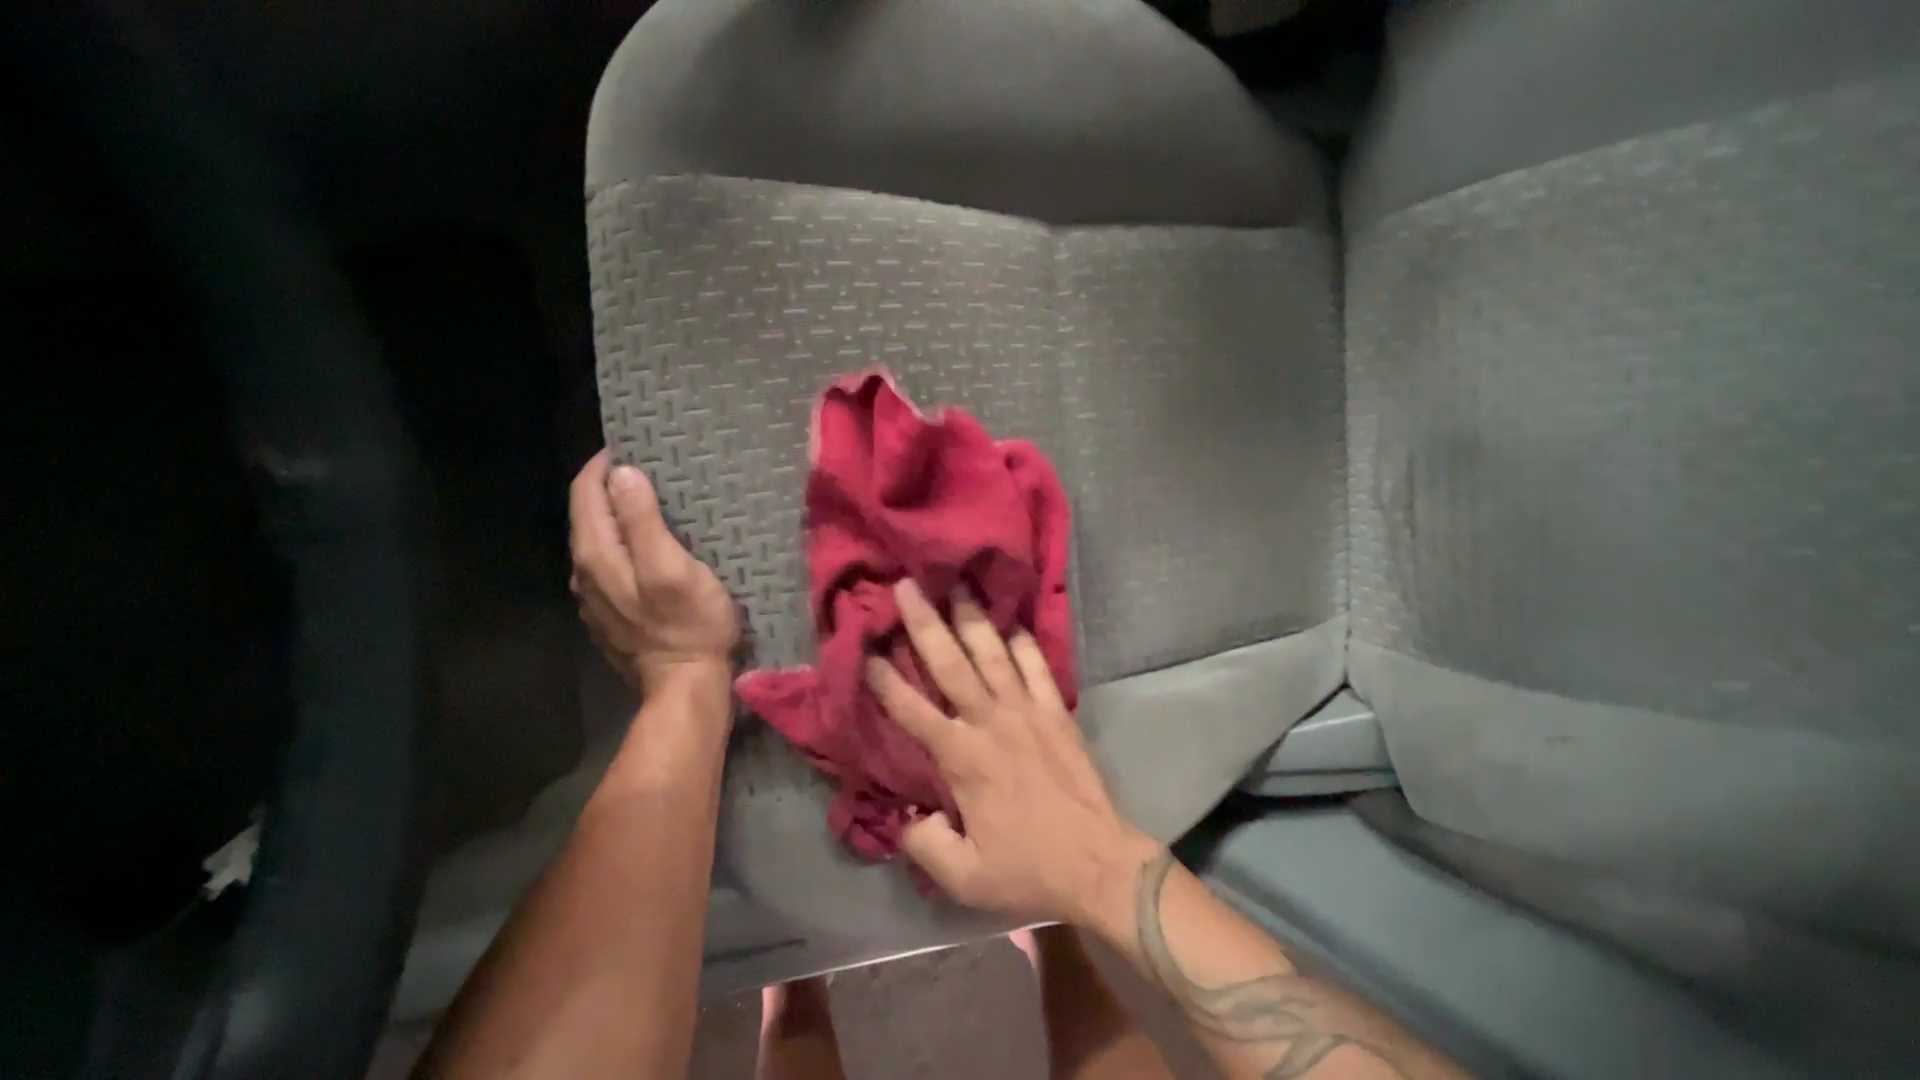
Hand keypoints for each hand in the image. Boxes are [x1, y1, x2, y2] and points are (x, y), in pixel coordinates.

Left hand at [569, 450, 738, 693]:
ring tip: (654, 503)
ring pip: (599, 541)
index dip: (605, 465)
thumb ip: (644, 521)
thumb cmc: (689, 625)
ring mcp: (595, 598)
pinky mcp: (611, 615)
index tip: (634, 448)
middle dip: (612, 488)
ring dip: (620, 517)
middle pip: (588, 516)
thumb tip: (622, 474)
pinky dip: (625, 546)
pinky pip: (611, 566)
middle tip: (650, 470)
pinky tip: (650, 548)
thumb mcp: (672, 567)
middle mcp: (584, 574)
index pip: (586, 493)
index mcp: (596, 555)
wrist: (686, 688)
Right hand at [865, 580, 1160, 924]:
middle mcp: (991, 723)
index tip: (864, 648)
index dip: (883, 678)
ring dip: (972, 617)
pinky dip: (1024, 642)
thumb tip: (907, 816)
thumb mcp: (963, 877)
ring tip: (956, 583)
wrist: (1099, 865)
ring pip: (993, 654)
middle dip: (924, 622)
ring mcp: (1029, 712)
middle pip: (950, 663)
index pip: (911, 709)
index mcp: (962, 758)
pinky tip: (1012, 622)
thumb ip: (924, 844)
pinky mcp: (1058, 714)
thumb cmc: (1029, 870)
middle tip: (906, 584)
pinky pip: (1038, 667)